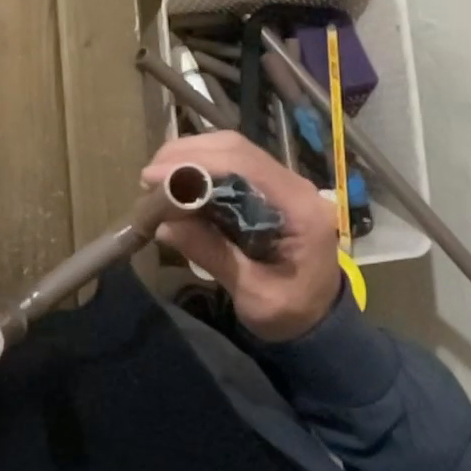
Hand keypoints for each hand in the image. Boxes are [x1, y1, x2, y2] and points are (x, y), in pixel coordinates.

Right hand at [142, 131, 342, 342]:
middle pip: (236, 149)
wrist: (321, 321)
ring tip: (157, 179)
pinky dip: (200, 167)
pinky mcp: (269, 190)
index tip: (153, 178)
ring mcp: (283, 185)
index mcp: (298, 208)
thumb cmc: (292, 313)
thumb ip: (213, 255)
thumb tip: (164, 225)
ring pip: (232, 151)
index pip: (243, 166)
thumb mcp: (254, 294)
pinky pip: (233, 166)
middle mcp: (294, 186)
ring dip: (190, 157)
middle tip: (148, 179)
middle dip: (187, 155)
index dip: (195, 165)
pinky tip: (177, 183)